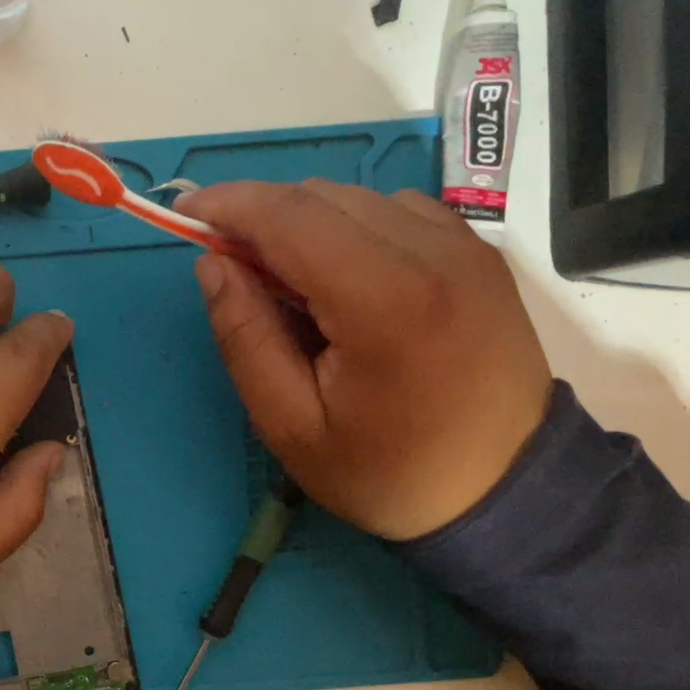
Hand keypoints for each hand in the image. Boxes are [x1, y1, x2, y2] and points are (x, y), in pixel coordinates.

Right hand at [178, 181, 551, 540]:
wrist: (505, 493)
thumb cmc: (387, 471)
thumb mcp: (292, 425)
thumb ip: (245, 337)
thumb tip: (212, 264)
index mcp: (383, 300)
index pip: (290, 216)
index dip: (229, 204)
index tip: (185, 213)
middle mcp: (432, 254)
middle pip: (323, 197)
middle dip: (262, 214)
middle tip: (230, 264)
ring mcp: (465, 249)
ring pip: (360, 198)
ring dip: (307, 221)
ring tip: (287, 281)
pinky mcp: (481, 256)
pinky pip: (400, 212)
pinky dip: (353, 227)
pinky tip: (343, 277)